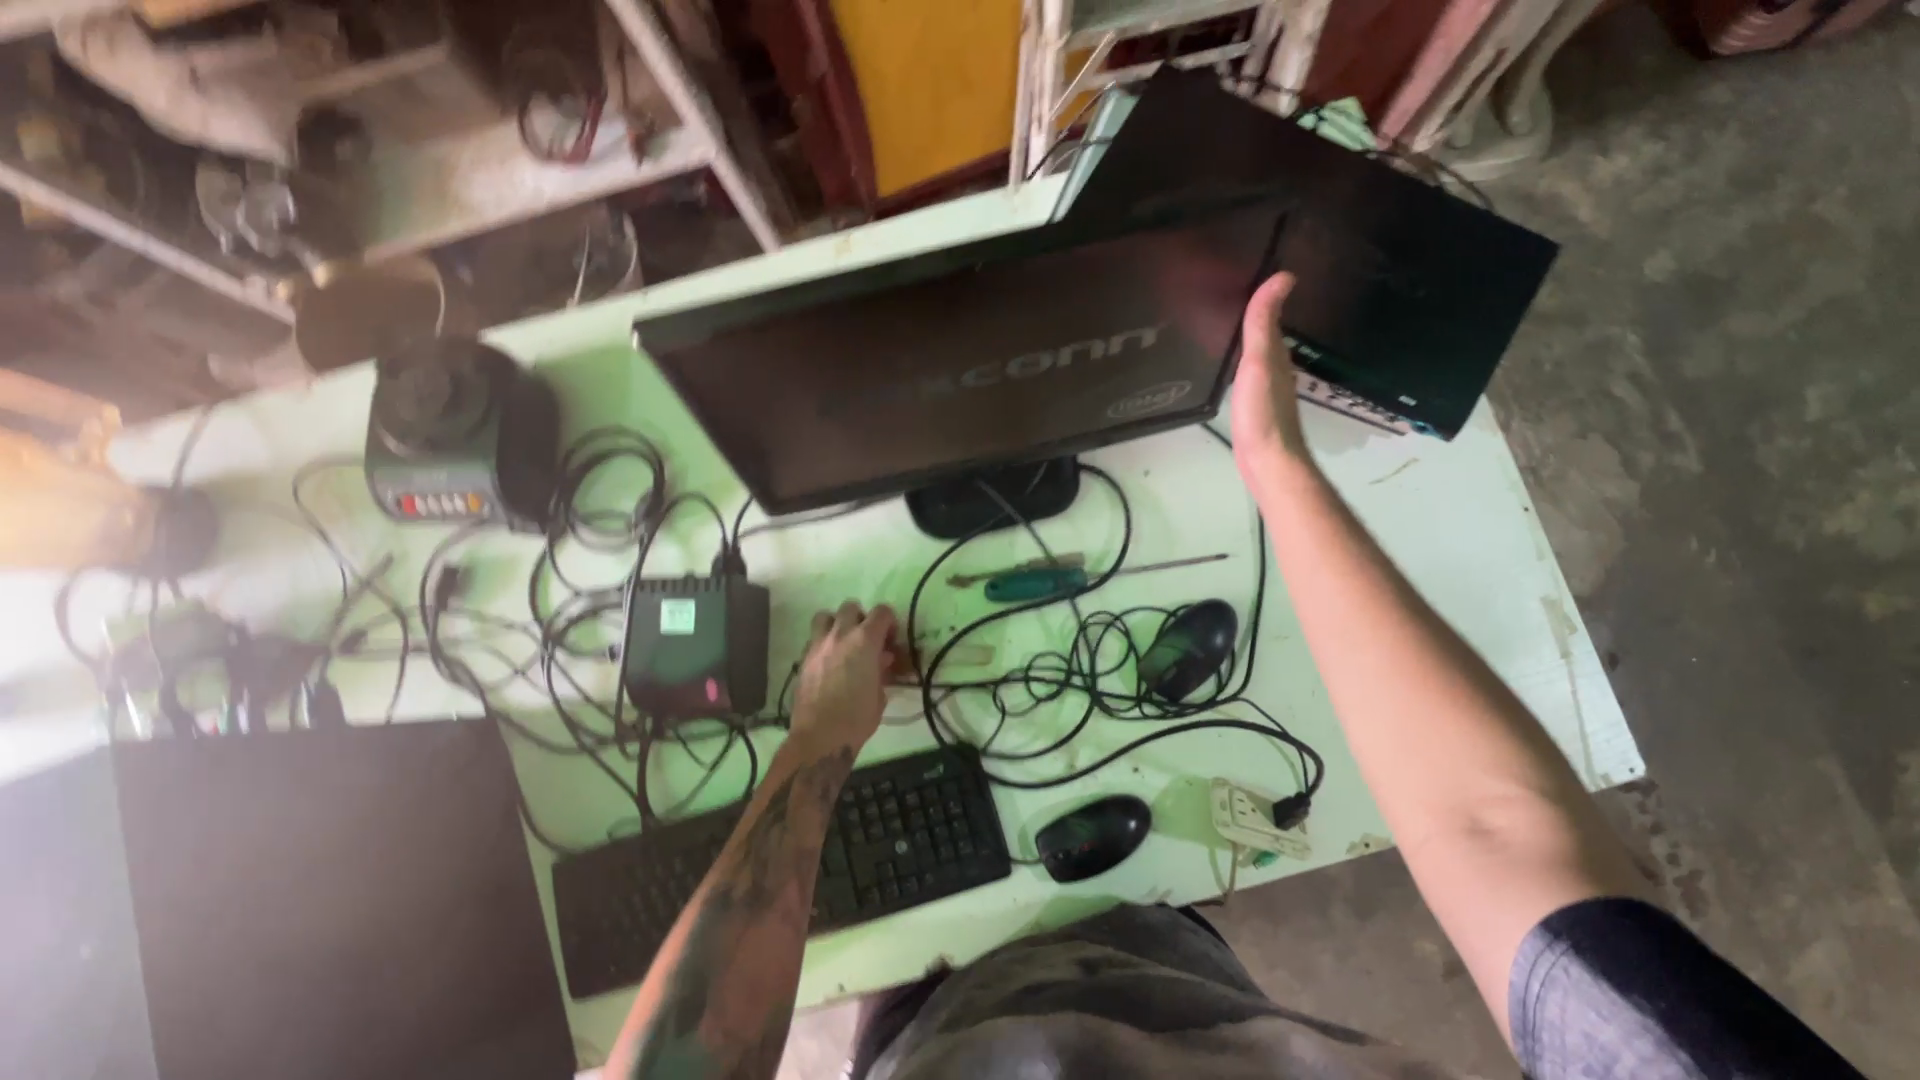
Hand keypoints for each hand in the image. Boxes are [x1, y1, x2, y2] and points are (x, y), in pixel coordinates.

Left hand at [789, 601, 897, 752]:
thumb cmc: (857, 718)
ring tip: (843, 643)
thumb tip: (881, 659)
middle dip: (861, 618)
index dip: (889, 621)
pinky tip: (829, 663)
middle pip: (851, 607)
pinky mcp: (803, 659)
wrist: (820, 736)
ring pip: (825, 616)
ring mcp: (817, 645)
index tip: (890, 638)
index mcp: (865, 641)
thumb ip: (881, 670)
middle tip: (866, 638)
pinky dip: (823, 644)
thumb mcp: (879, 694)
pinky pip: (814, 639)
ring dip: (836, 624)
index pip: (882, 612)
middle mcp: (840, 635)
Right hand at [1229, 273, 1314, 487]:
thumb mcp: (1260, 362)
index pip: (1270, 316)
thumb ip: (1264, 323)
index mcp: (1277, 354)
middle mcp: (1276, 368)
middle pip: (1262, 334)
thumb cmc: (1263, 411)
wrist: (1266, 460)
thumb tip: (1285, 275)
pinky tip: (1222, 365)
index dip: (1259, 296)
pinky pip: (1245, 374)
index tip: (1239, 274)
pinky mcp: (1254, 406)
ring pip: (1254, 354)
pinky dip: (1236, 362)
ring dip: (1242, 340)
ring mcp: (1265, 389)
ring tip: (1215, 324)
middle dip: (1248, 316)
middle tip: (1218, 296)